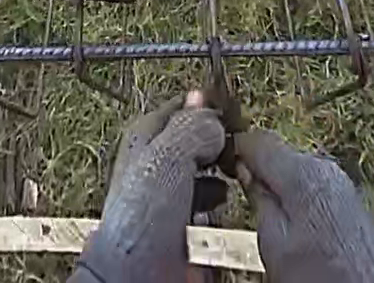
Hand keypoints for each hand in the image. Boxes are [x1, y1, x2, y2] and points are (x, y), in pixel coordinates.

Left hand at [69, 93, 226, 282]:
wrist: (137, 277)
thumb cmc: (140, 216)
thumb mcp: (169, 155)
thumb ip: (193, 129)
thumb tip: (214, 117)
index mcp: (145, 135)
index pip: (181, 107)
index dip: (205, 107)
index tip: (230, 110)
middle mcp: (156, 161)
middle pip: (194, 138)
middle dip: (216, 139)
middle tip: (237, 141)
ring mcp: (169, 195)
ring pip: (203, 170)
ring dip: (220, 170)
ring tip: (234, 169)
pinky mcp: (182, 225)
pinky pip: (207, 204)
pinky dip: (219, 200)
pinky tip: (226, 201)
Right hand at [234, 130, 373, 282]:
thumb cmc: (323, 281)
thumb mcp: (274, 245)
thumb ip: (257, 199)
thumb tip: (245, 170)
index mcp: (303, 173)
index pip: (259, 140)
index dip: (237, 148)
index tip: (224, 160)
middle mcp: (324, 168)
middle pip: (279, 152)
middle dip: (261, 169)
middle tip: (245, 194)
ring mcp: (340, 184)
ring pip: (296, 168)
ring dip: (280, 183)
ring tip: (272, 218)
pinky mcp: (350, 201)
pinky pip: (314, 184)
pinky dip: (299, 195)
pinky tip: (297, 227)